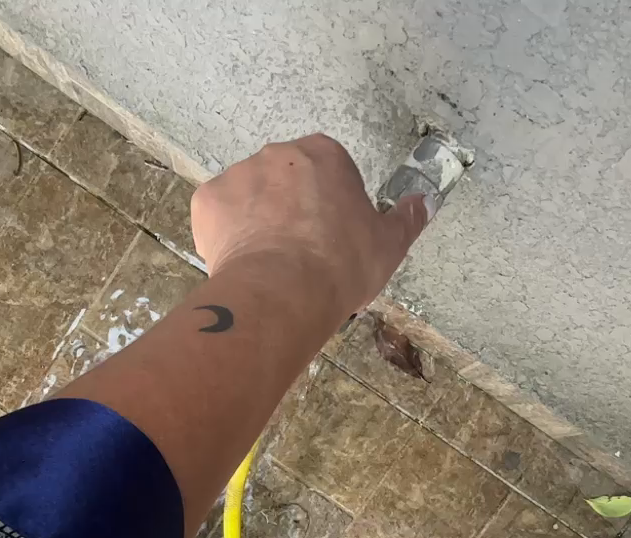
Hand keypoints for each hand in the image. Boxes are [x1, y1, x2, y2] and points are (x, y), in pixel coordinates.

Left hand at [190, 134, 429, 324]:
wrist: (283, 291)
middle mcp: (278, 154)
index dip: (329, 211)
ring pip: (247, 201)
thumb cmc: (340, 265)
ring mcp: (238, 174)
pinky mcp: (207, 202)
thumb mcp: (388, 246)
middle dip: (289, 214)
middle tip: (297, 257)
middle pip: (284, 184)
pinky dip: (225, 239)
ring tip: (268, 268)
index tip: (330, 243)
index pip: (328, 175)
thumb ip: (406, 220)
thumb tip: (423, 203)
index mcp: (324, 154)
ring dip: (255, 225)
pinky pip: (217, 218)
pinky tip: (241, 265)